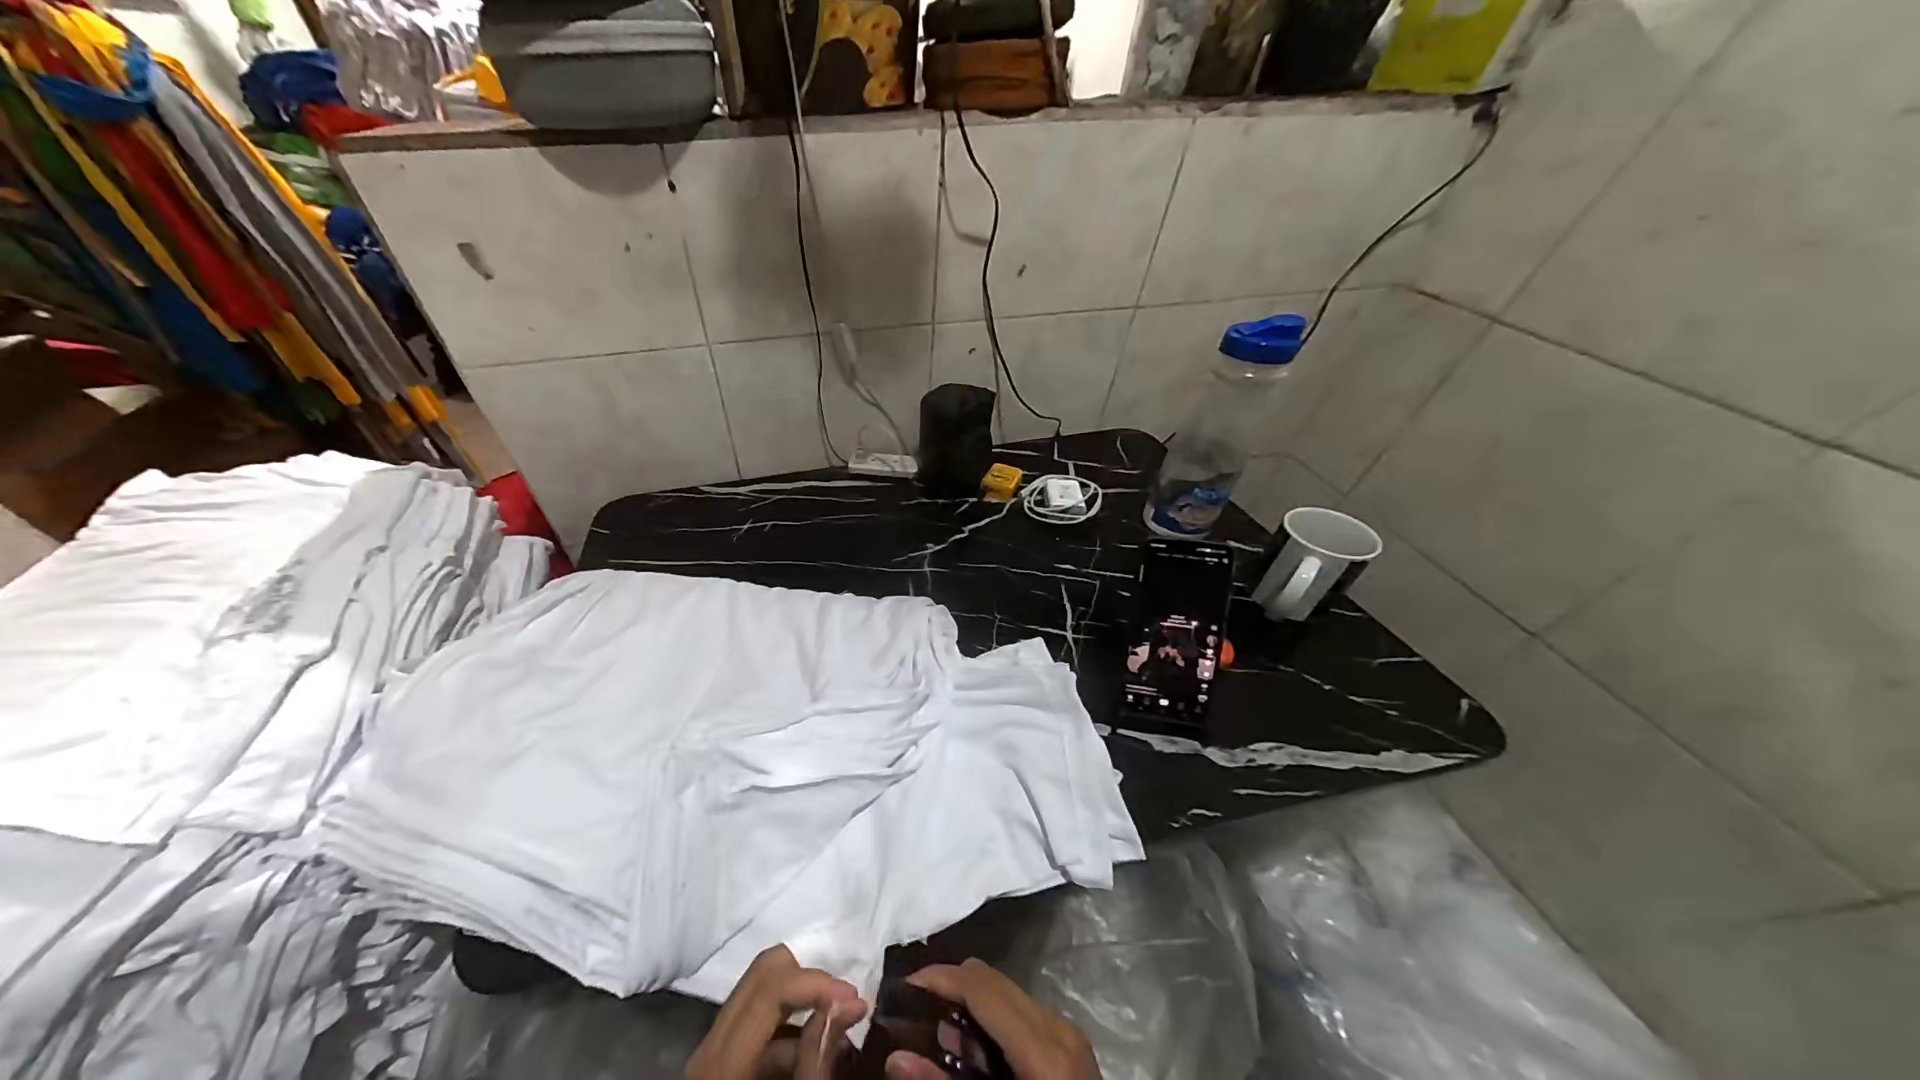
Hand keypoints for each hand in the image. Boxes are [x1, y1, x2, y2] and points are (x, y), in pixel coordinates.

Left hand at [686, 944, 868, 1079]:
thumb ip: (818, 1058)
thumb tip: (846, 1002)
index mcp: (722, 1061)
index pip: (769, 989)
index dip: (816, 983)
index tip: (856, 999)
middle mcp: (711, 1045)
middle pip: (762, 975)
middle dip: (810, 978)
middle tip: (848, 1002)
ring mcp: (713, 1052)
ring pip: (761, 993)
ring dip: (804, 999)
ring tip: (843, 1025)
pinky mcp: (721, 1064)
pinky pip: (759, 1024)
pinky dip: (791, 1026)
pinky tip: (820, 1049)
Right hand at [884, 959, 1097, 1079]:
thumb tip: (895, 1059)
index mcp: (1042, 1050)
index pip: (983, 989)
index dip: (941, 978)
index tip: (906, 984)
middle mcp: (1058, 1027)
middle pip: (994, 981)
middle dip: (951, 985)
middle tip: (914, 1006)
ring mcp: (1067, 1033)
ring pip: (1007, 990)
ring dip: (970, 1000)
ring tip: (937, 1028)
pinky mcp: (1069, 1043)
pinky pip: (1021, 1011)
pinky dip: (991, 1017)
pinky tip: (971, 1047)